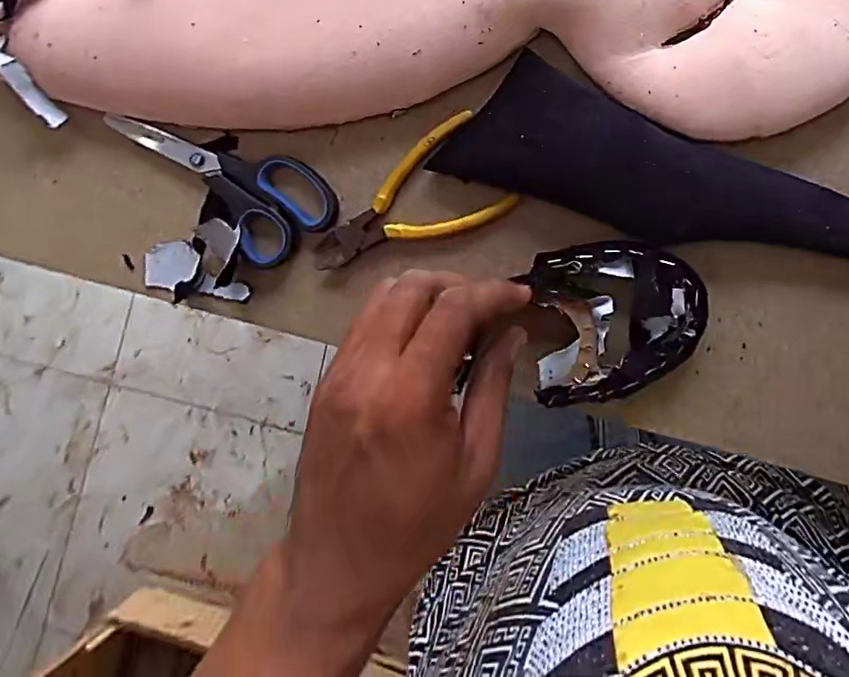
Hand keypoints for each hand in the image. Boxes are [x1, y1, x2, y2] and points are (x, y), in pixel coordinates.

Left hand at [200, 272, 529, 676]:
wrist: (335, 565)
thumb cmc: (417, 525)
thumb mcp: (476, 462)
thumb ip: (494, 387)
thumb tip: (512, 334)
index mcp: (409, 396)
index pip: (453, 309)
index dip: (493, 292)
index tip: (521, 296)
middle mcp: (367, 370)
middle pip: (413, 285)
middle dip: (460, 283)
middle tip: (490, 306)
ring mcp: (340, 370)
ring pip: (384, 294)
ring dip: (428, 291)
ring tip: (460, 317)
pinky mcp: (327, 377)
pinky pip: (366, 320)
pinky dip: (401, 312)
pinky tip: (424, 339)